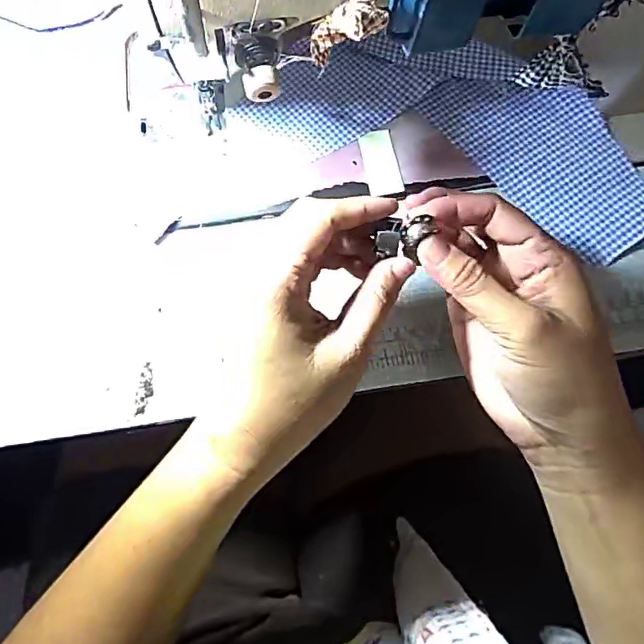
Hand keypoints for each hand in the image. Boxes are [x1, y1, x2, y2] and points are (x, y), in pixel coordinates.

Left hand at [192, 197, 415, 486]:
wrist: (242, 435)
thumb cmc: (289, 406)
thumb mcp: (346, 355)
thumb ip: (376, 301)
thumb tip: (401, 263)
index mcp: (275, 281)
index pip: (316, 218)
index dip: (358, 208)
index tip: (393, 209)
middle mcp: (258, 270)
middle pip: (305, 219)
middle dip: (351, 220)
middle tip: (390, 233)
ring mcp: (254, 278)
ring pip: (299, 234)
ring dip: (338, 238)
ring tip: (377, 256)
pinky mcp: (258, 290)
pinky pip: (293, 255)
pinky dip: (324, 255)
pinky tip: (352, 271)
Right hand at [401, 189, 640, 477]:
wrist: (562, 439)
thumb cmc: (564, 382)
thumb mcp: (523, 328)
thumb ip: (472, 283)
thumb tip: (426, 242)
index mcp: (543, 260)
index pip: (496, 214)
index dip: (458, 206)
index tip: (421, 210)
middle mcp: (514, 266)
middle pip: (472, 224)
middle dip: (439, 216)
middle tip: (403, 218)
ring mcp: (490, 286)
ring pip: (454, 246)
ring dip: (428, 236)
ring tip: (399, 234)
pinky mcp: (469, 308)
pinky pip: (444, 274)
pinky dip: (425, 262)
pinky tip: (408, 256)